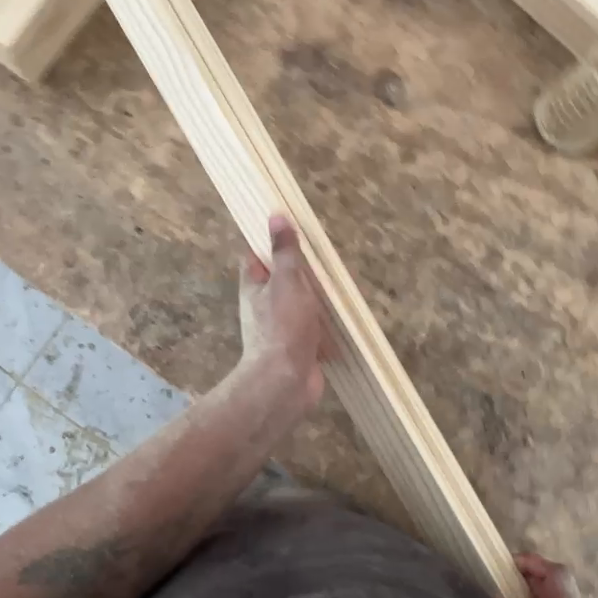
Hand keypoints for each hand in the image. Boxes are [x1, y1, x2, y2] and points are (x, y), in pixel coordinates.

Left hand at [238, 215, 328, 409]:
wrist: (286, 382)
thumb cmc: (282, 326)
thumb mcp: (286, 281)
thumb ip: (285, 252)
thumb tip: (276, 216)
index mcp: (254, 287)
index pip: (256, 257)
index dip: (269, 243)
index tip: (290, 231)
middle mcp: (263, 306)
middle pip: (282, 281)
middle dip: (301, 274)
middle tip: (324, 260)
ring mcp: (281, 329)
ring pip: (300, 306)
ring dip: (317, 301)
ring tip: (339, 286)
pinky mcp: (299, 348)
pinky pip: (314, 331)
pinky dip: (327, 327)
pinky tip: (344, 319)